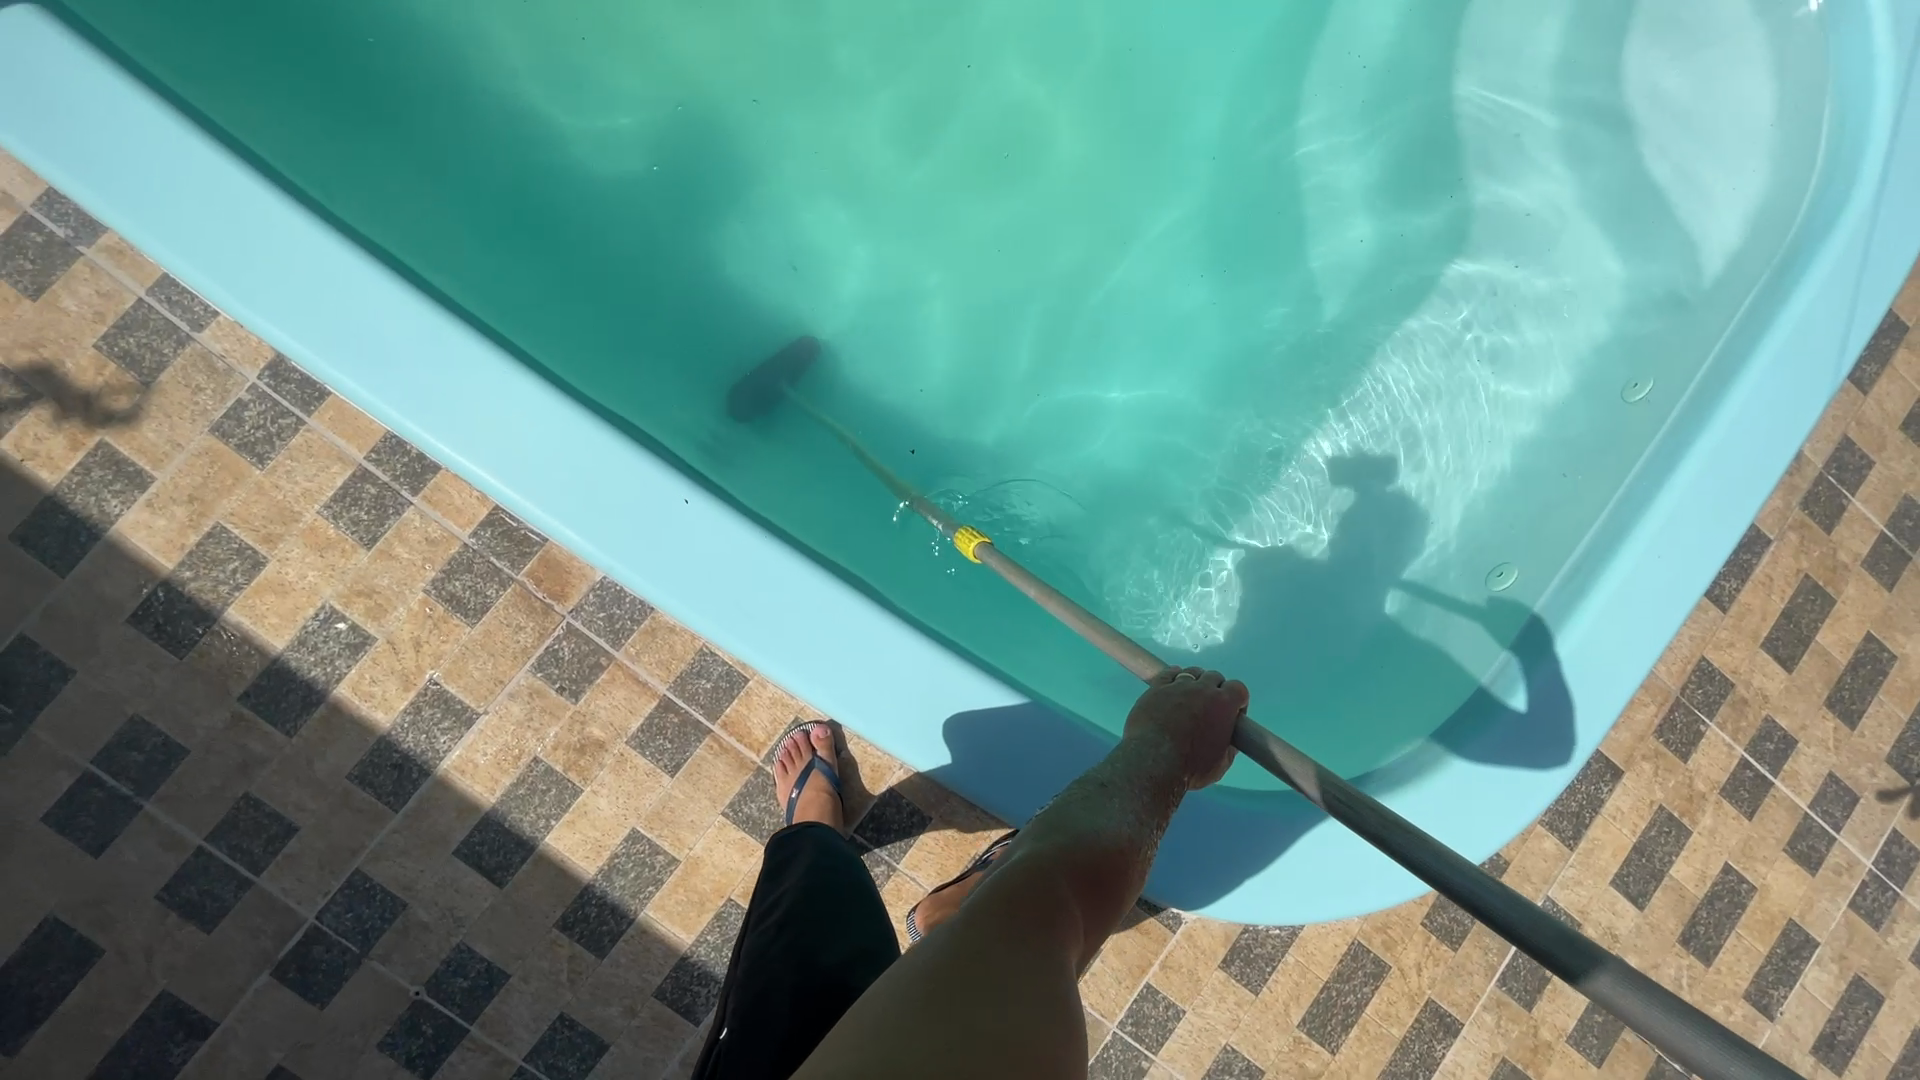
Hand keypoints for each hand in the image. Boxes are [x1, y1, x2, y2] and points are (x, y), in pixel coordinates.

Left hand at [1124, 667, 1246, 789]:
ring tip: (1189, 697)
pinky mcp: (1156, 688)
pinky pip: (1168, 673)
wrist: (1154, 761)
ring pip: (1191, 673)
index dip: (1236, 699)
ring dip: (1194, 682)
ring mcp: (1178, 686)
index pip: (1238, 688)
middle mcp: (1202, 689)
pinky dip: (1173, 677)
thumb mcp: (1222, 761)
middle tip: (1208, 707)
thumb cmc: (1191, 766)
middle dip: (1215, 690)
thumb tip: (1228, 737)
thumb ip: (1229, 743)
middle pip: (1214, 677)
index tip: (1231, 710)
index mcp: (1223, 704)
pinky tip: (1172, 684)